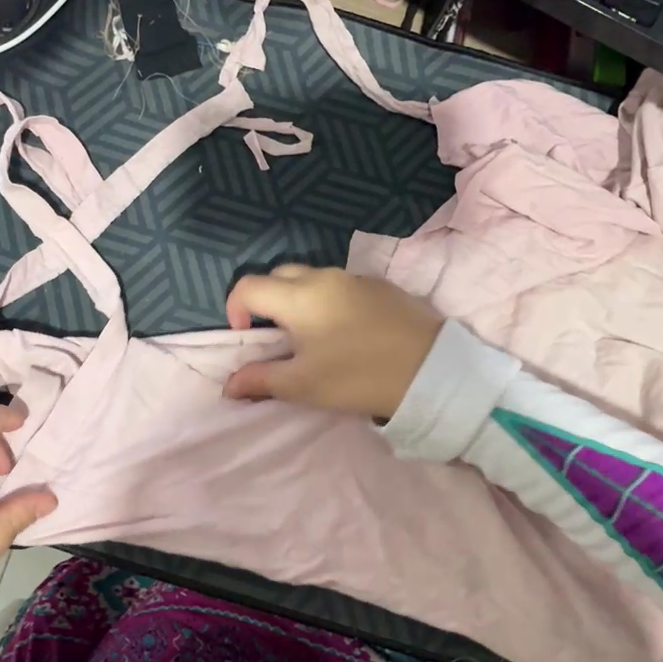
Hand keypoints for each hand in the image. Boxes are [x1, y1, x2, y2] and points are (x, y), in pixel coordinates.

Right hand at [223, 265, 443, 419]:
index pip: (248, 286)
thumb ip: (261, 380)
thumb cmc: (359, 377)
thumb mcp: (304, 386)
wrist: (433, 371)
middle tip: (276, 337)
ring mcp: (356, 278)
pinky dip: (328, 302)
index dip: (235, 309)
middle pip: (278, 275)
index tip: (246, 337)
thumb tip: (230, 383)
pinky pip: (341, 286)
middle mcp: (324, 276)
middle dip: (266, 301)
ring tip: (310, 337)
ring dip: (298, 301)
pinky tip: (344, 333)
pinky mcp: (382, 287)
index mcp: (299, 296)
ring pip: (311, 279)